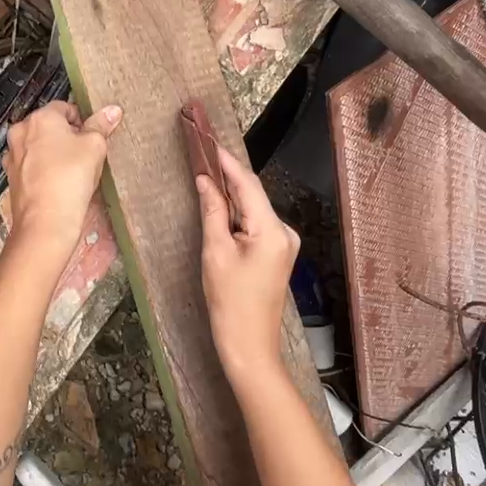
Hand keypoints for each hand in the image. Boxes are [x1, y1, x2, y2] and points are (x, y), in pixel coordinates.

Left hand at [4, 100, 122, 259]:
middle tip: (85, 155)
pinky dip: (44, 171)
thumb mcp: (94, 147)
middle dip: (67, 138)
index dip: (82, 121)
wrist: (46, 220)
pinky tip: (59, 185)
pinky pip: (32, 167)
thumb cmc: (69, 178)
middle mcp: (21, 132)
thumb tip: (112, 111)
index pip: (64, 107)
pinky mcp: (13, 178)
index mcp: (40, 118)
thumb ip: (101, 126)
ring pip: (39, 148)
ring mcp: (13, 156)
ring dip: (55, 155)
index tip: (93, 136)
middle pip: (49, 127)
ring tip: (73, 173)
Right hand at [196, 147, 299, 383]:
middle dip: (226, 175)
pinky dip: (236, 213)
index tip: (207, 140)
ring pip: (252, 208)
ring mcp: (283, 243)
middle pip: (252, 194)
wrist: (248, 345)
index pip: (247, 184)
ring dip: (229, 194)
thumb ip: (212, 211)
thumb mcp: (215, 252)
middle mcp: (284, 232)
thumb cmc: (230, 302)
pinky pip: (254, 223)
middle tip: (201, 154)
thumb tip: (205, 180)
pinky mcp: (276, 253)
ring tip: (204, 175)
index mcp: (272, 230)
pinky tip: (217, 206)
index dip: (226, 161)